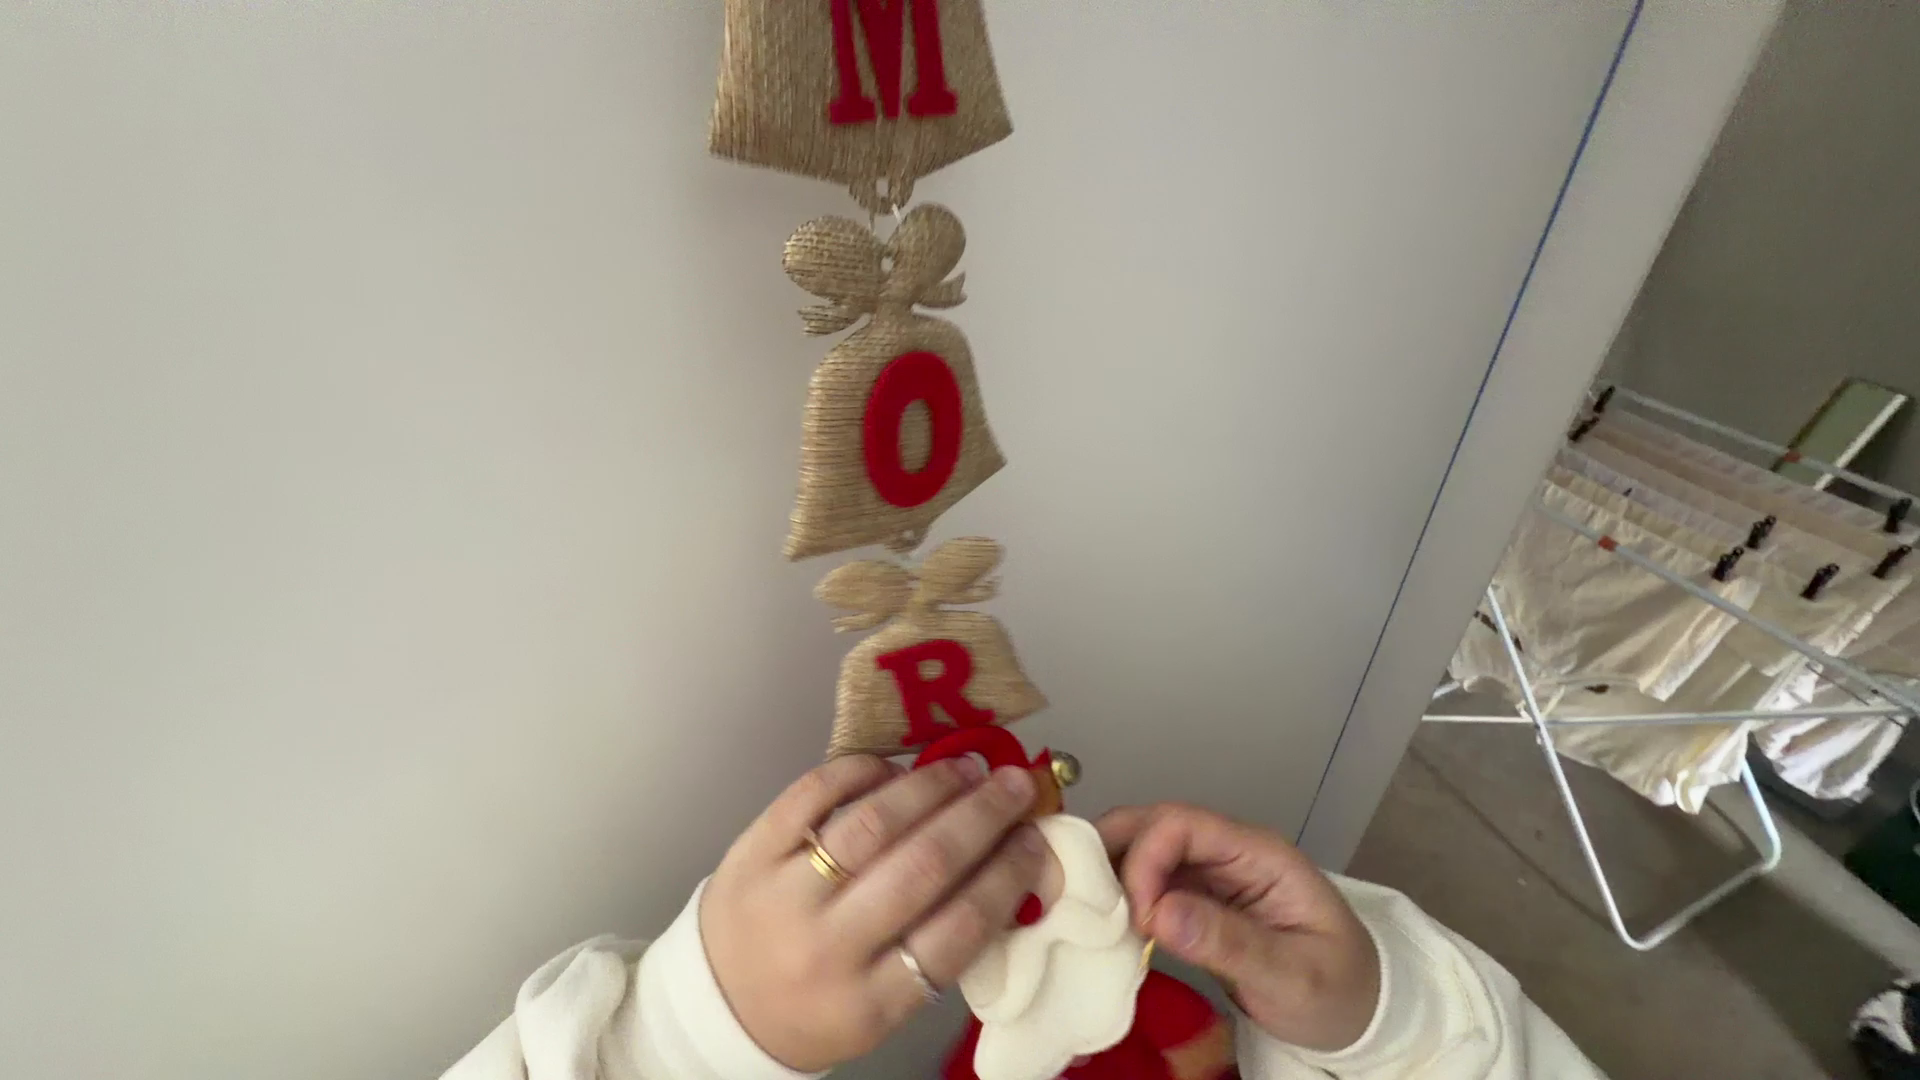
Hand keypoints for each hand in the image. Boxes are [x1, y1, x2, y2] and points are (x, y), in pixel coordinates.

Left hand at [702, 755, 1045, 1072]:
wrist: (718, 1003)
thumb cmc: (817, 1003)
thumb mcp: (883, 1002)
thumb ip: (940, 945)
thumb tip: (1007, 865)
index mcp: (869, 1003)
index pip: (957, 932)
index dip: (1005, 878)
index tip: (1034, 839)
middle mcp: (827, 949)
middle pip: (921, 868)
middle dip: (980, 817)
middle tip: (1012, 784)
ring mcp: (785, 894)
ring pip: (871, 825)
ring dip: (929, 787)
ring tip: (965, 766)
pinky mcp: (753, 850)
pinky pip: (813, 794)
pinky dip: (860, 770)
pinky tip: (893, 765)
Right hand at [1098, 803, 1379, 1052]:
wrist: (1361, 1013)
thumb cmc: (1338, 992)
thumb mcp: (1295, 977)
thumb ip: (1230, 942)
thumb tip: (1158, 912)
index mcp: (1257, 852)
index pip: (1182, 823)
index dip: (1146, 857)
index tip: (1136, 915)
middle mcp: (1226, 849)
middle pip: (1154, 823)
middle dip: (1113, 850)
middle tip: (1084, 897)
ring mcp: (1209, 871)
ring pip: (1142, 845)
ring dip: (1110, 870)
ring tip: (1088, 910)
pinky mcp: (1194, 896)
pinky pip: (1146, 879)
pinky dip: (1119, 893)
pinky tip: (1105, 921)